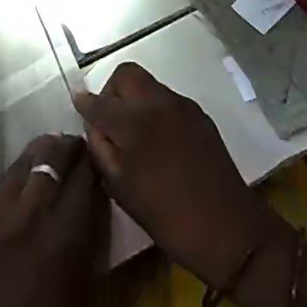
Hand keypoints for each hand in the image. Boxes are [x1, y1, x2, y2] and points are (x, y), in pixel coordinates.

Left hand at [0, 134, 104, 306]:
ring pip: (18, 169)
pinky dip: (13, 177)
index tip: (97, 152)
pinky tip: (21, 173)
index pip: (79, 185)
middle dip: (64, 149)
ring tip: (50, 144)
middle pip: (47, 165)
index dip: (90, 165)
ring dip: (37, 154)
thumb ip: (80, 235)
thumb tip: (85, 197)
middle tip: (75, 140)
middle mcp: (25, 219)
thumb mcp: (77, 284)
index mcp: (61, 241)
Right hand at [73, 63, 285, 288]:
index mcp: (133, 122)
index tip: (78, 107)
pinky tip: (157, 139)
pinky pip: (167, 100)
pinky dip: (154, 109)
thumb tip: (93, 125)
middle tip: (109, 120)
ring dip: (134, 99)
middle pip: (126, 75)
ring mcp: (183, 107)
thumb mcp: (119, 186)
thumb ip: (100, 147)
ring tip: (134, 133)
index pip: (97, 100)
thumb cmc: (165, 215)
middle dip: (111, 91)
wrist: (228, 231)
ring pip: (148, 85)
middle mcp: (157, 103)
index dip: (83, 103)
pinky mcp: (200, 117)